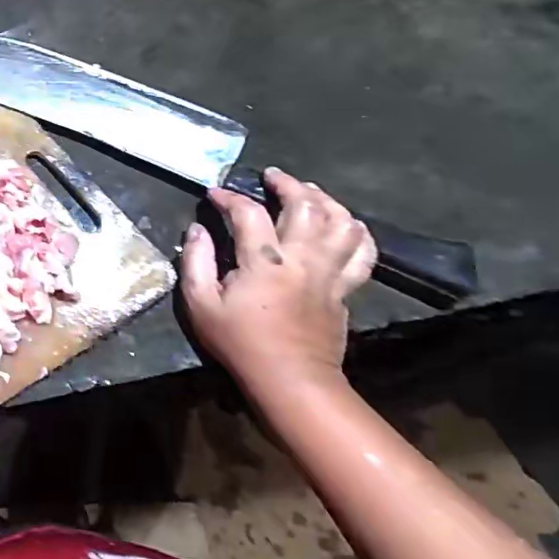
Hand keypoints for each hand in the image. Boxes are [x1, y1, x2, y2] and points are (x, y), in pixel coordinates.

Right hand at [180, 169, 376, 389]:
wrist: (291, 381)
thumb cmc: (240, 343)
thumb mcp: (201, 305)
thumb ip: (196, 262)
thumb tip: (197, 230)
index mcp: (265, 261)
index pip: (249, 212)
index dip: (229, 197)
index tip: (214, 194)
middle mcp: (302, 259)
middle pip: (306, 205)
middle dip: (287, 184)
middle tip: (272, 176)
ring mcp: (329, 273)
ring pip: (341, 222)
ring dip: (326, 200)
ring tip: (309, 192)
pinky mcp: (345, 288)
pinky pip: (363, 253)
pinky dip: (357, 232)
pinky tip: (346, 223)